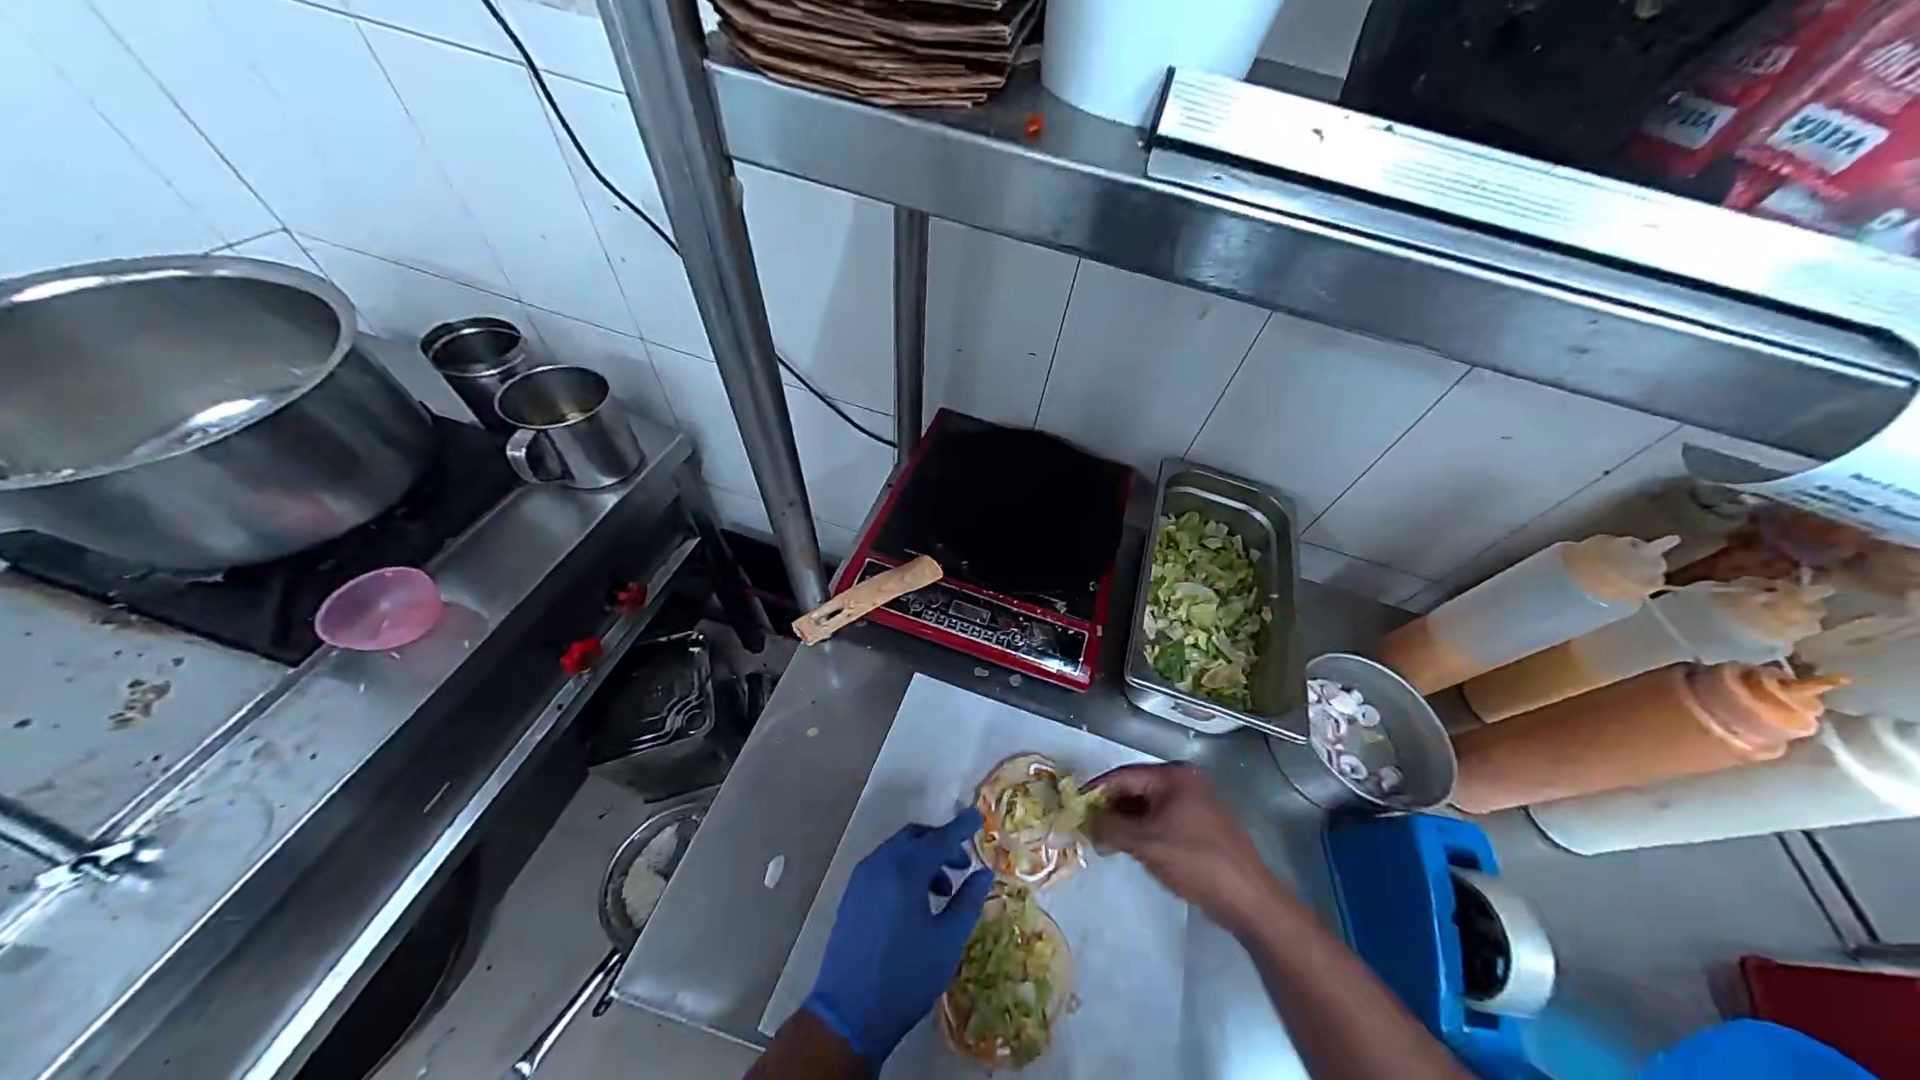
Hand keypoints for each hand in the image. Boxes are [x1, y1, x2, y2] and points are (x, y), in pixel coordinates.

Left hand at [803, 808, 992, 1064]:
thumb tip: (984, 873)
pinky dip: (904, 870)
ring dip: (922, 858)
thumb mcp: (947, 941)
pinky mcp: (852, 895)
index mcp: (905, 871)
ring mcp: (861, 878)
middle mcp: (880, 864)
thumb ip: (968, 901)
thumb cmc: (905, 977)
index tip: (977, 817)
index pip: (939, 838)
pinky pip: (883, 866)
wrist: (848, 1014)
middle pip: (915, 837)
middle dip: (941, 843)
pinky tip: (916, 901)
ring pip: (897, 851)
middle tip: (962, 864)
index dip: (961, 827)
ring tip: (942, 890)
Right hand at [1089, 764, 1290, 936]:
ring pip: (1146, 806)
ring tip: (1104, 842)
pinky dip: (1142, 830)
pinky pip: (1160, 818)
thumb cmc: (1195, 861)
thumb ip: (1110, 828)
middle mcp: (1184, 781)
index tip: (1073, 805)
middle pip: (1134, 788)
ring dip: (1124, 822)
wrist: (1248, 898)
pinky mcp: (1199, 824)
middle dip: (1109, 808)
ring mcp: (1194, 802)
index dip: (1095, 790)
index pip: (1123, 775)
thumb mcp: (1145, 843)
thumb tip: (1085, 821)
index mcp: (1173, 776)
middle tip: (1086, 827)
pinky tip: (1128, 848)